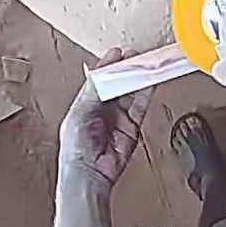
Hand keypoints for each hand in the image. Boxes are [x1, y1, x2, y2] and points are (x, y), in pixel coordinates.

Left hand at [61, 49, 154, 192]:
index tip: (118, 53)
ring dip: (138, 80)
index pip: (100, 80)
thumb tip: (103, 72)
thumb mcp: (79, 113)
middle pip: (117, 85)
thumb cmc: (75, 148)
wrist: (88, 174)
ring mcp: (119, 119)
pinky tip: (150, 83)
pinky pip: (140, 107)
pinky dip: (146, 94)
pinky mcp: (132, 128)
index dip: (109, 66)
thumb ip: (93, 92)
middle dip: (126, 71)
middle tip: (136, 56)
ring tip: (146, 66)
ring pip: (131, 94)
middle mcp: (103, 109)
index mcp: (86, 103)